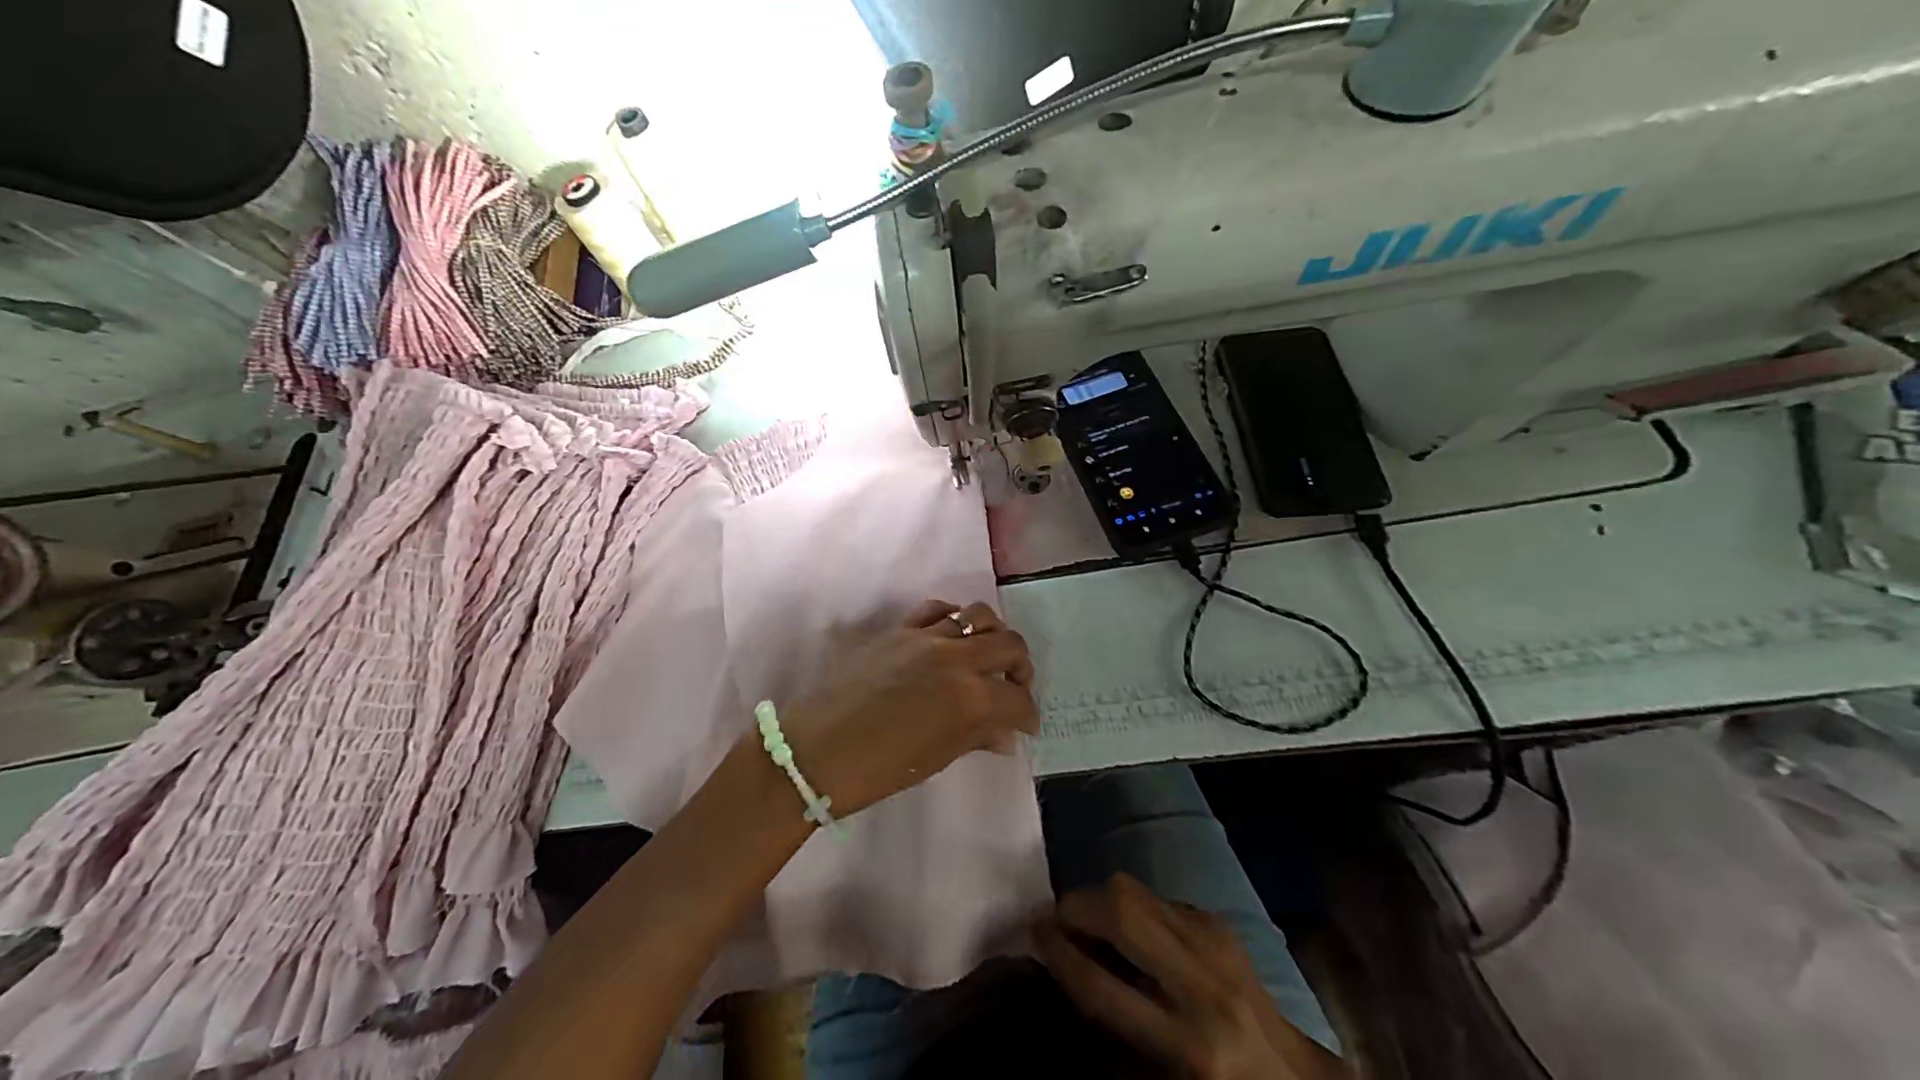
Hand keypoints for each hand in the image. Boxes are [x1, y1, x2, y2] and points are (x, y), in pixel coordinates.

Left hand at [771, 600, 1037, 819]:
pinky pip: (937, 610)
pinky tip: (950, 638)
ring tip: (986, 657)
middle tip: (1014, 687)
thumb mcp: (936, 757)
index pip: (1018, 700)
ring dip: (993, 637)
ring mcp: (925, 638)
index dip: (1028, 714)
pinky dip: (953, 619)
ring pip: (979, 616)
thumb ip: (977, 737)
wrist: (816, 751)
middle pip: (1010, 645)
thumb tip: (1006, 735)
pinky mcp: (899, 629)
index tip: (1026, 724)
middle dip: (1021, 668)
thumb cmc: (879, 769)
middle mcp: (955, 659)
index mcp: (970, 698)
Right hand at [1037, 874, 1345, 1079]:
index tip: (1033, 936)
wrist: (1291, 1078)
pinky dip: (1132, 907)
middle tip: (1057, 920)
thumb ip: (1114, 1025)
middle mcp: (1203, 986)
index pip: (1101, 988)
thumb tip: (1064, 961)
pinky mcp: (1220, 924)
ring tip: (1086, 919)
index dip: (1058, 956)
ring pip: (1136, 892)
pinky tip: (1129, 929)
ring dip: (1099, 899)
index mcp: (1187, 1046)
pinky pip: (1157, 899)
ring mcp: (1216, 946)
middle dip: (1076, 907)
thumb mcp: (1158, 1076)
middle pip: (1121, 913)